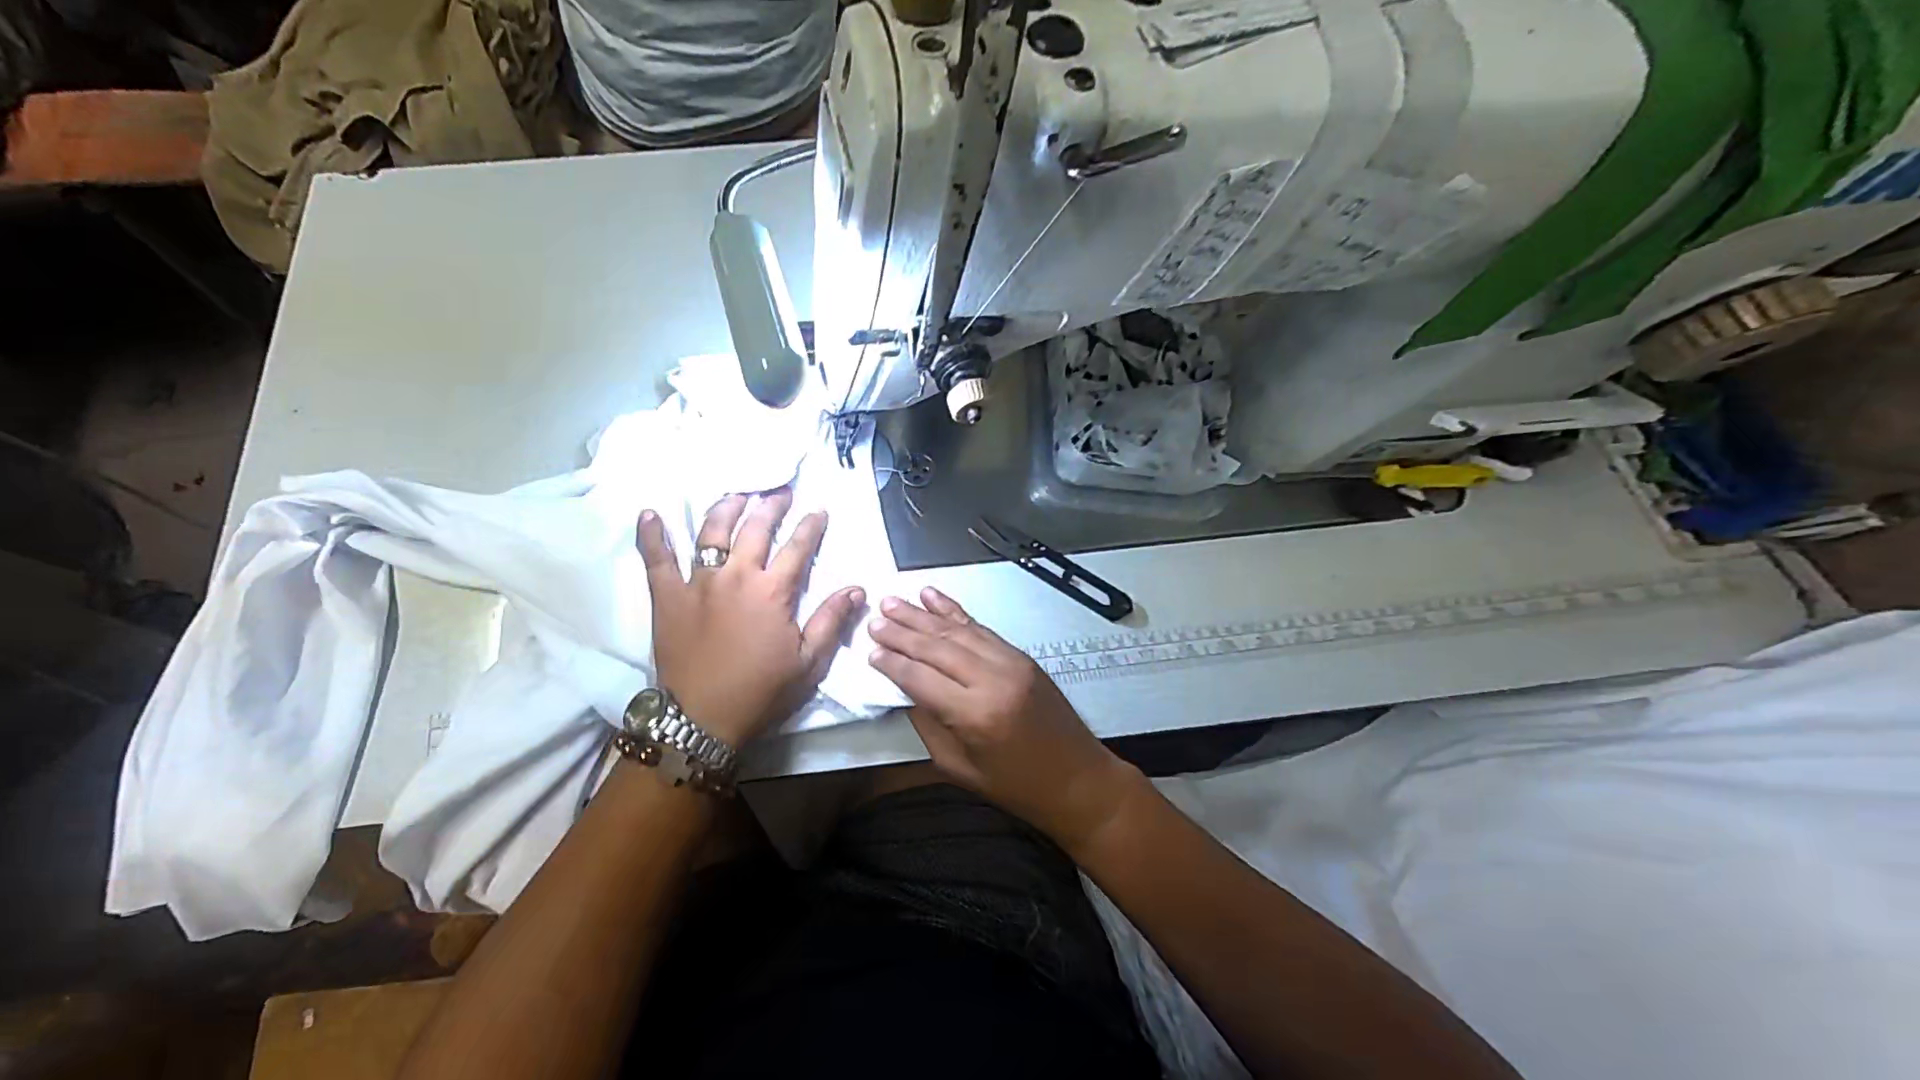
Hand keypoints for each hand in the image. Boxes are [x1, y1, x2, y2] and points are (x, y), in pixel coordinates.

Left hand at [636, 490, 864, 746]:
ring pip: (711, 532)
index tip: (819, 510)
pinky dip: (652, 535)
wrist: (701, 719)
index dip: (811, 525)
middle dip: (771, 506)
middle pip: (755, 528)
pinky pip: (656, 559)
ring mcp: (698, 582)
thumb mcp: (809, 662)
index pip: (798, 547)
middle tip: (780, 493)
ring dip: (726, 508)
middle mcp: (736, 576)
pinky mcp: (667, 596)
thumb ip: (832, 621)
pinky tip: (650, 513)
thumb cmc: (761, 692)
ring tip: (736, 495)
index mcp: (773, 591)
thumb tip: (857, 588)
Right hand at [866, 587, 1145, 848]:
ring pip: (958, 631)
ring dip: (922, 616)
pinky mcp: (1022, 656)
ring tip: (893, 602)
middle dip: (902, 633)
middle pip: (937, 647)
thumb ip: (929, 725)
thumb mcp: (960, 767)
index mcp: (975, 714)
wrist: (1077, 779)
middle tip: (874, 620)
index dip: (892, 663)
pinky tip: (933, 598)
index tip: (869, 651)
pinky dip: (955, 612)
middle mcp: (993, 679)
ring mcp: (1011, 663)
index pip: (921, 678)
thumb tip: (905, 690)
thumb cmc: (1016, 786)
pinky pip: (982, 629)